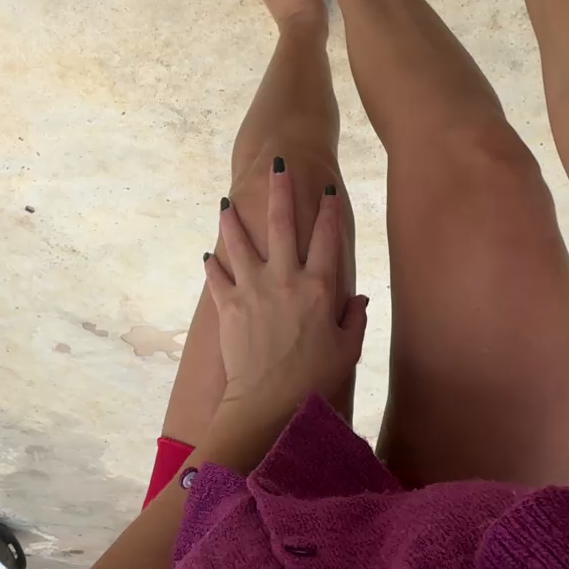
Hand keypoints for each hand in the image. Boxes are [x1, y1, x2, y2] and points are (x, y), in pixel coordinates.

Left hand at [203, 164, 369, 425]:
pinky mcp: (227, 305)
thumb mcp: (346, 349)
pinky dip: (212, 264)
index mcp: (317, 287)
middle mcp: (284, 278)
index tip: (328, 191)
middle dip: (280, 190)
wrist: (269, 403)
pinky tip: (208, 255)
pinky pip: (217, 276)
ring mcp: (252, 289)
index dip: (329, 212)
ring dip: (232, 220)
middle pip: (281, 223)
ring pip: (240, 242)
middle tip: (276, 165)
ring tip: (225, 202)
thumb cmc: (314, 379)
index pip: (326, 238)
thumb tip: (360, 297)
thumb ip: (353, 318)